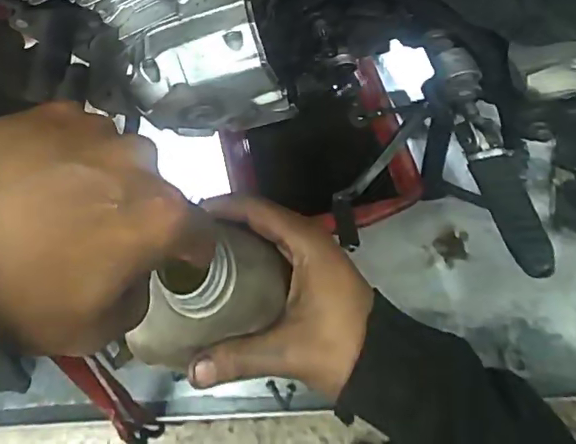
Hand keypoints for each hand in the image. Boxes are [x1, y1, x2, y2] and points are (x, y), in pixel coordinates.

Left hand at [0, 102, 212, 355]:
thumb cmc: (25, 293)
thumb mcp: (92, 331)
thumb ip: (137, 300)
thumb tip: (135, 273)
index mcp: (159, 212)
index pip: (199, 228)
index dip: (192, 247)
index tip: (180, 255)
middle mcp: (138, 158)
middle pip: (154, 183)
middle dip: (138, 204)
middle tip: (101, 227)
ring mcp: (95, 126)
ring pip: (115, 152)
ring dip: (102, 171)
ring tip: (62, 195)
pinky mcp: (55, 110)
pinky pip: (76, 131)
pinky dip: (67, 149)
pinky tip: (36, 171)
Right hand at [187, 196, 374, 397]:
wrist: (384, 365)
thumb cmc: (339, 345)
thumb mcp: (287, 349)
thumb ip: (239, 355)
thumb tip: (193, 369)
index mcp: (305, 240)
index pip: (257, 208)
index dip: (224, 206)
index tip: (193, 212)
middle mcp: (309, 236)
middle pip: (260, 214)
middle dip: (226, 218)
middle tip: (191, 231)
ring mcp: (313, 250)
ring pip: (269, 229)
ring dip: (239, 232)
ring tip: (203, 244)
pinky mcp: (313, 266)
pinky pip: (276, 244)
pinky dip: (252, 247)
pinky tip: (231, 266)